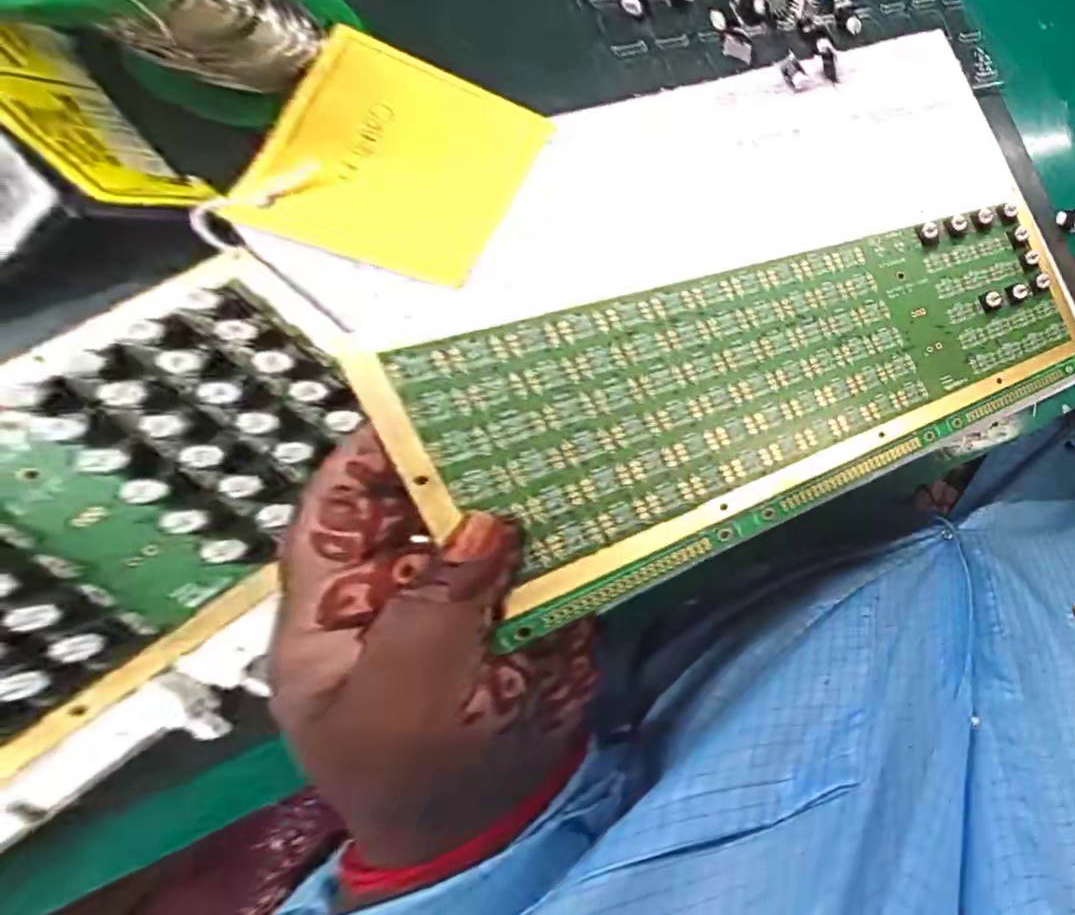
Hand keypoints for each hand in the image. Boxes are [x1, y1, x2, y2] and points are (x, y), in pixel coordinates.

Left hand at [269, 427, 596, 868]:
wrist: (497, 804)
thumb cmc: (415, 766)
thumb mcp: (401, 694)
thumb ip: (434, 607)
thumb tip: (487, 522)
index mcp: (348, 606)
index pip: (342, 514)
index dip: (367, 457)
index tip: (410, 405)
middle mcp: (416, 583)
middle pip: (432, 503)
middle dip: (464, 458)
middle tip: (509, 408)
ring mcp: (482, 589)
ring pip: (502, 520)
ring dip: (530, 484)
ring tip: (562, 437)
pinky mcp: (536, 597)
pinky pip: (553, 548)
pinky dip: (574, 521)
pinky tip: (598, 492)